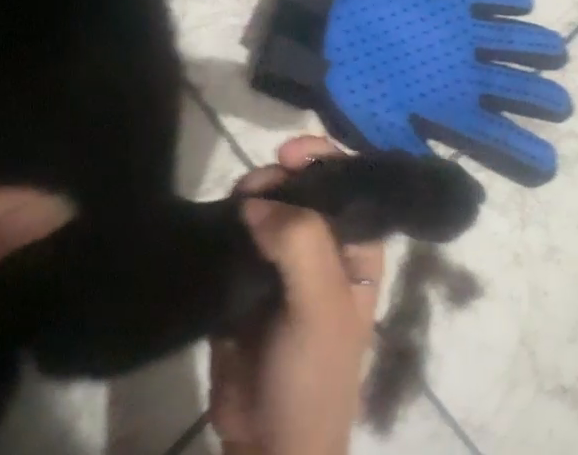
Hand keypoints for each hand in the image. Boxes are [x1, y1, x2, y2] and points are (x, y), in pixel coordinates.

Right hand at [209, 137, 380, 454]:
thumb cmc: (313, 375)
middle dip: (280, 176)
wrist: (267, 440)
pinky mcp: (245, 280)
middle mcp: (323, 251)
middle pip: (303, 190)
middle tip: (254, 186)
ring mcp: (282, 265)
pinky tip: (220, 218)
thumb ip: (301, 243)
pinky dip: (228, 219)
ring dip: (251, 194)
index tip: (289, 152)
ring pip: (268, 208)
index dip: (324, 160)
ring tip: (235, 202)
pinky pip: (237, 234)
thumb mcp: (321, 307)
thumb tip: (259, 202)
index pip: (349, 187)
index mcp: (357, 252)